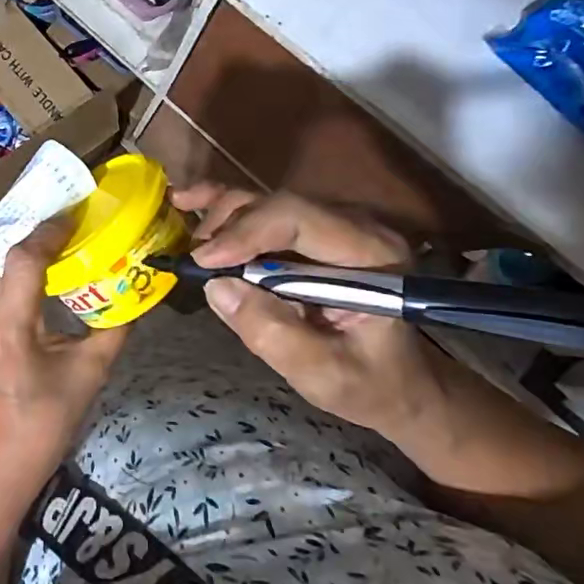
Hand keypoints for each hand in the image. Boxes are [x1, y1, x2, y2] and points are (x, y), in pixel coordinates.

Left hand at [0, 223, 131, 458]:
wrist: (10, 439)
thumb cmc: (53, 410)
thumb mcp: (93, 368)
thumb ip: (115, 324)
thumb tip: (137, 284)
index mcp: (11, 327)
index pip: (23, 261)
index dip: (48, 232)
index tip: (75, 216)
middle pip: (3, 249)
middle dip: (34, 225)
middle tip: (69, 210)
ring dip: (24, 237)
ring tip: (59, 225)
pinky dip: (17, 254)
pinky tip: (43, 251)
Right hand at [171, 183, 446, 436]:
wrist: (399, 382)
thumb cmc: (371, 383)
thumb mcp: (326, 375)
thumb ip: (274, 334)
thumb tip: (218, 287)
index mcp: (370, 252)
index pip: (299, 219)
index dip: (246, 232)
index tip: (204, 262)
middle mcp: (350, 225)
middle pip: (275, 205)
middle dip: (227, 229)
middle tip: (193, 264)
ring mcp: (326, 223)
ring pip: (259, 201)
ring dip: (217, 219)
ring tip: (191, 251)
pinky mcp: (303, 231)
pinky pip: (257, 208)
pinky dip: (219, 205)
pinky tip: (185, 201)